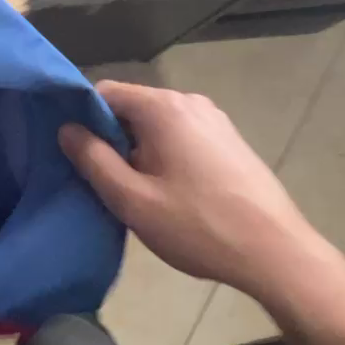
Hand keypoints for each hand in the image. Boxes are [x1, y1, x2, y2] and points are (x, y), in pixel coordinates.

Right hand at [61, 80, 332, 300]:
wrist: (277, 253)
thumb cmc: (199, 226)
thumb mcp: (133, 200)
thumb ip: (94, 160)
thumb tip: (67, 129)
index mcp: (163, 107)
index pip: (104, 92)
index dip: (83, 118)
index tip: (75, 153)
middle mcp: (189, 101)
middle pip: (132, 107)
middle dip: (112, 138)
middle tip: (104, 181)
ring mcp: (214, 120)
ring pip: (157, 124)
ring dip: (139, 150)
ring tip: (137, 192)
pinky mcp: (229, 140)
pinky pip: (182, 135)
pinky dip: (165, 154)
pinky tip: (171, 193)